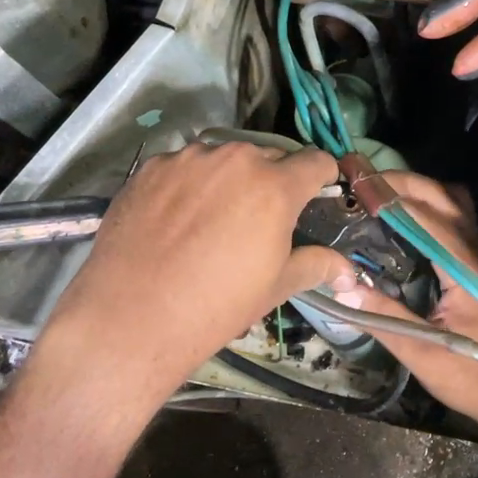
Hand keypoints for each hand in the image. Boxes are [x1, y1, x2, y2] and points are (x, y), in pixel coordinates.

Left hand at [40, 141, 352, 391]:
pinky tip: (174, 221)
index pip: (316, 161)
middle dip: (271, 181)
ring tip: (210, 220)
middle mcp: (235, 159)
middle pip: (268, 157)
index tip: (315, 194)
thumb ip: (315, 265)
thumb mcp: (274, 287)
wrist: (128, 320)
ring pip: (223, 158)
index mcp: (275, 186)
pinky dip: (187, 185)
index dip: (321, 177)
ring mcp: (189, 159)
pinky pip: (183, 166)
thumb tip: (349, 272)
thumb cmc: (215, 307)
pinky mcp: (151, 167)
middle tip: (258, 219)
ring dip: (227, 179)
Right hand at [330, 170, 477, 432]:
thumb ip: (382, 317)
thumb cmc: (470, 374)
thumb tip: (342, 284)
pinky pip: (456, 217)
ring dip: (422, 191)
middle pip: (443, 197)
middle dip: (406, 183)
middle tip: (367, 183)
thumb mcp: (420, 350)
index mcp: (464, 267)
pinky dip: (431, 207)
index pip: (426, 218)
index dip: (393, 198)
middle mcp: (476, 251)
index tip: (360, 185)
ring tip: (385, 195)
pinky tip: (407, 222)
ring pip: (454, 202)